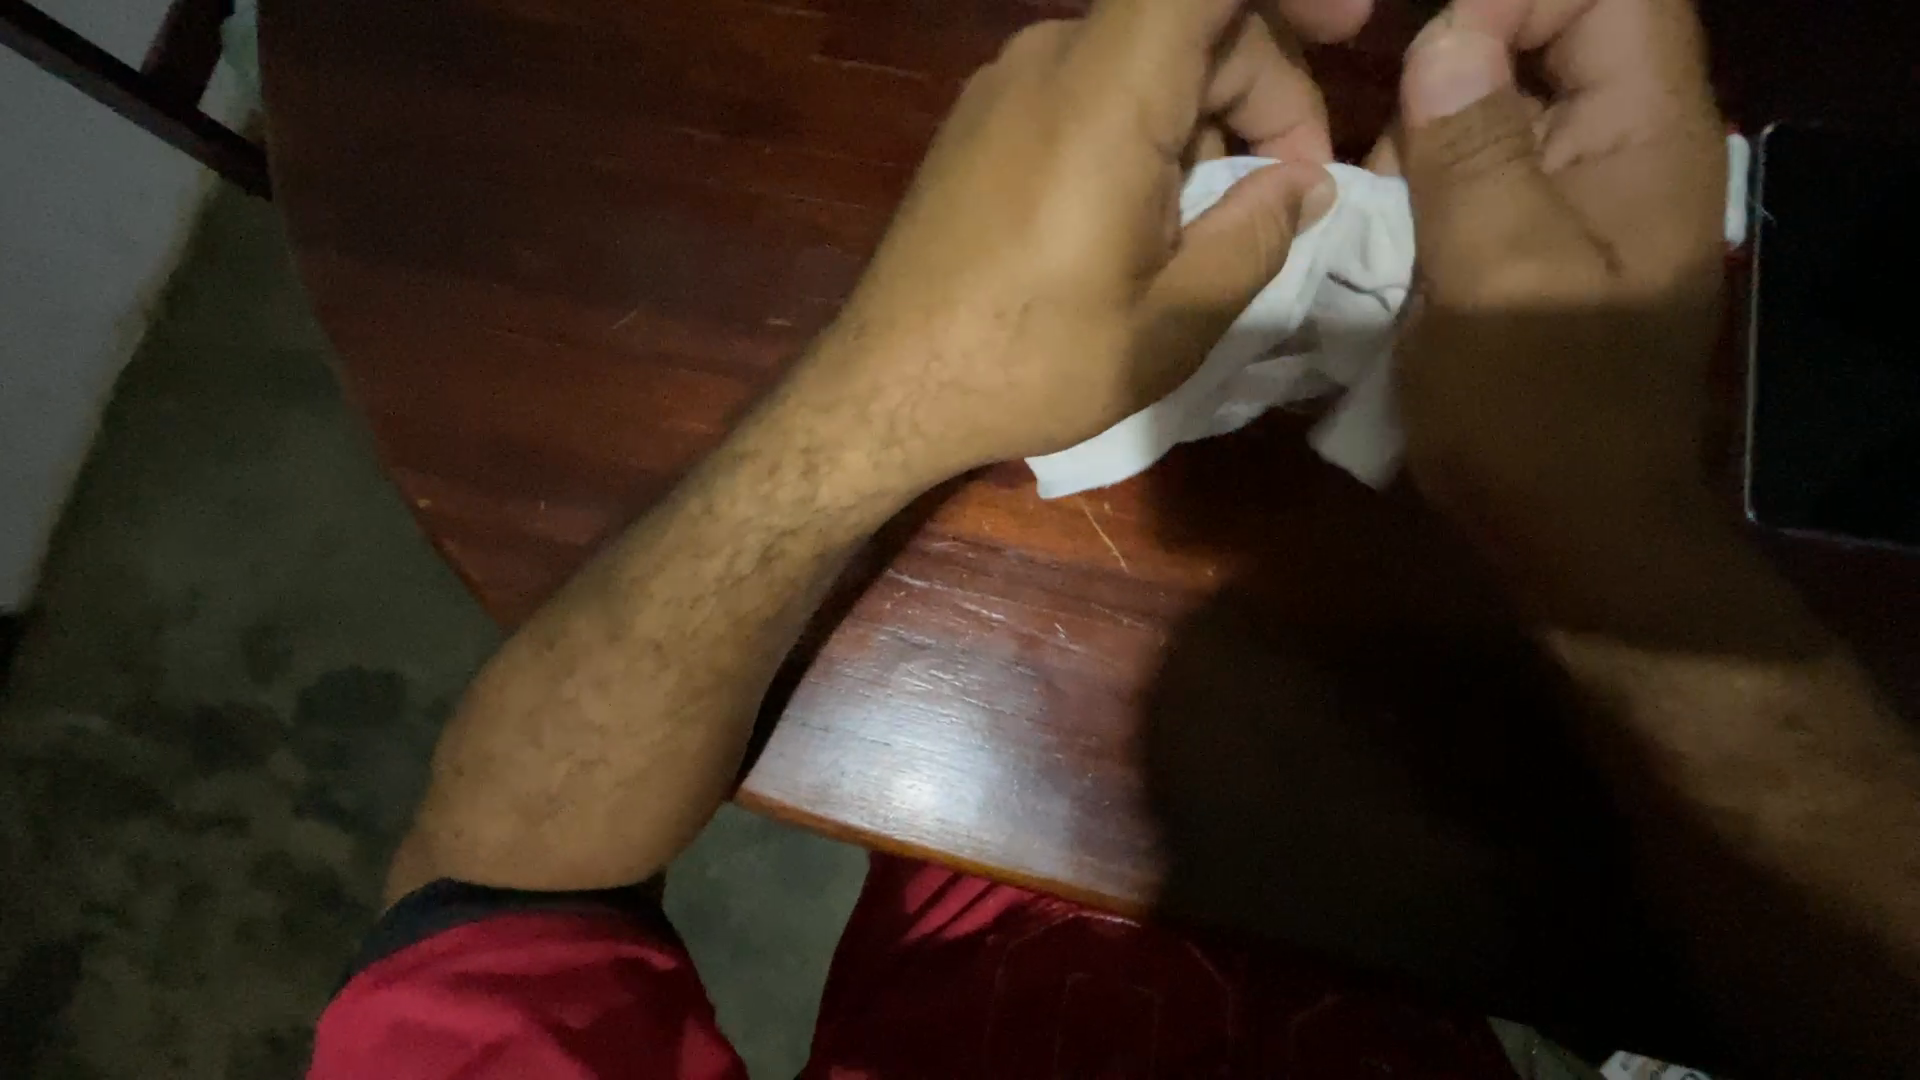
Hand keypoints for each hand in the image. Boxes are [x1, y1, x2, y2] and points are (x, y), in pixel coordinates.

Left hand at [806, 0, 1370, 484]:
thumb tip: (1297, 188)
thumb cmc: (1027, 366)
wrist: (886, 392)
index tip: (1348, 30)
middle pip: (1182, 23)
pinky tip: (1130, 225)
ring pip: (1132, 67)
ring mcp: (998, 95)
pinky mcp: (972, 134)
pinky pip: (1077, 102)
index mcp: (1107, 94)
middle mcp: (1046, 63)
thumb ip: (1252, 239)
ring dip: (1194, 125)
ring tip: (1202, 229)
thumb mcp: (1166, 325)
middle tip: (1280, 195)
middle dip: (1259, 90)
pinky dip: (1131, 139)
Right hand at [1389, 0, 1728, 566]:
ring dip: (1414, 168)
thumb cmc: (1534, 410)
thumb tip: (1443, 38)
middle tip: (1384, 187)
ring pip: (1484, 134)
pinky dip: (1415, 215)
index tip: (1413, 77)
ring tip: (1378, 241)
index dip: (1505, 9)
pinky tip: (1388, 265)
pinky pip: (1465, 199)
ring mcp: (1567, 214)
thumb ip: (1472, 154)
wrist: (1560, 521)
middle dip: (1440, 102)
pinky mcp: (1522, 261)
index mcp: (1642, 138)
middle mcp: (1615, 158)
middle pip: (1534, 57)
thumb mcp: (1495, 277)